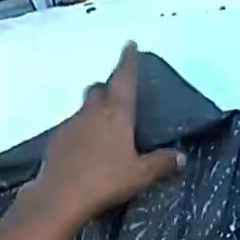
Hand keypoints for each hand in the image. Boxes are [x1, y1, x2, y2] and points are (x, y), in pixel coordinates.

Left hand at [19, 42, 183, 227]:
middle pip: (99, 89)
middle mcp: (92, 112)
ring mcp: (71, 124)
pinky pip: (73, 127)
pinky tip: (88, 148)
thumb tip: (181, 157)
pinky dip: (83, 131)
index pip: (124, 79)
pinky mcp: (57, 140)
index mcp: (117, 114)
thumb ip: (162, 163)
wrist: (61, 195)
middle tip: (118, 95)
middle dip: (109, 87)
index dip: (129, 61)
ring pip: (85, 108)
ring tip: (105, 125)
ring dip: (95, 110)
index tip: (130, 45)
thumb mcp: (141, 174)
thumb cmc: (106, 180)